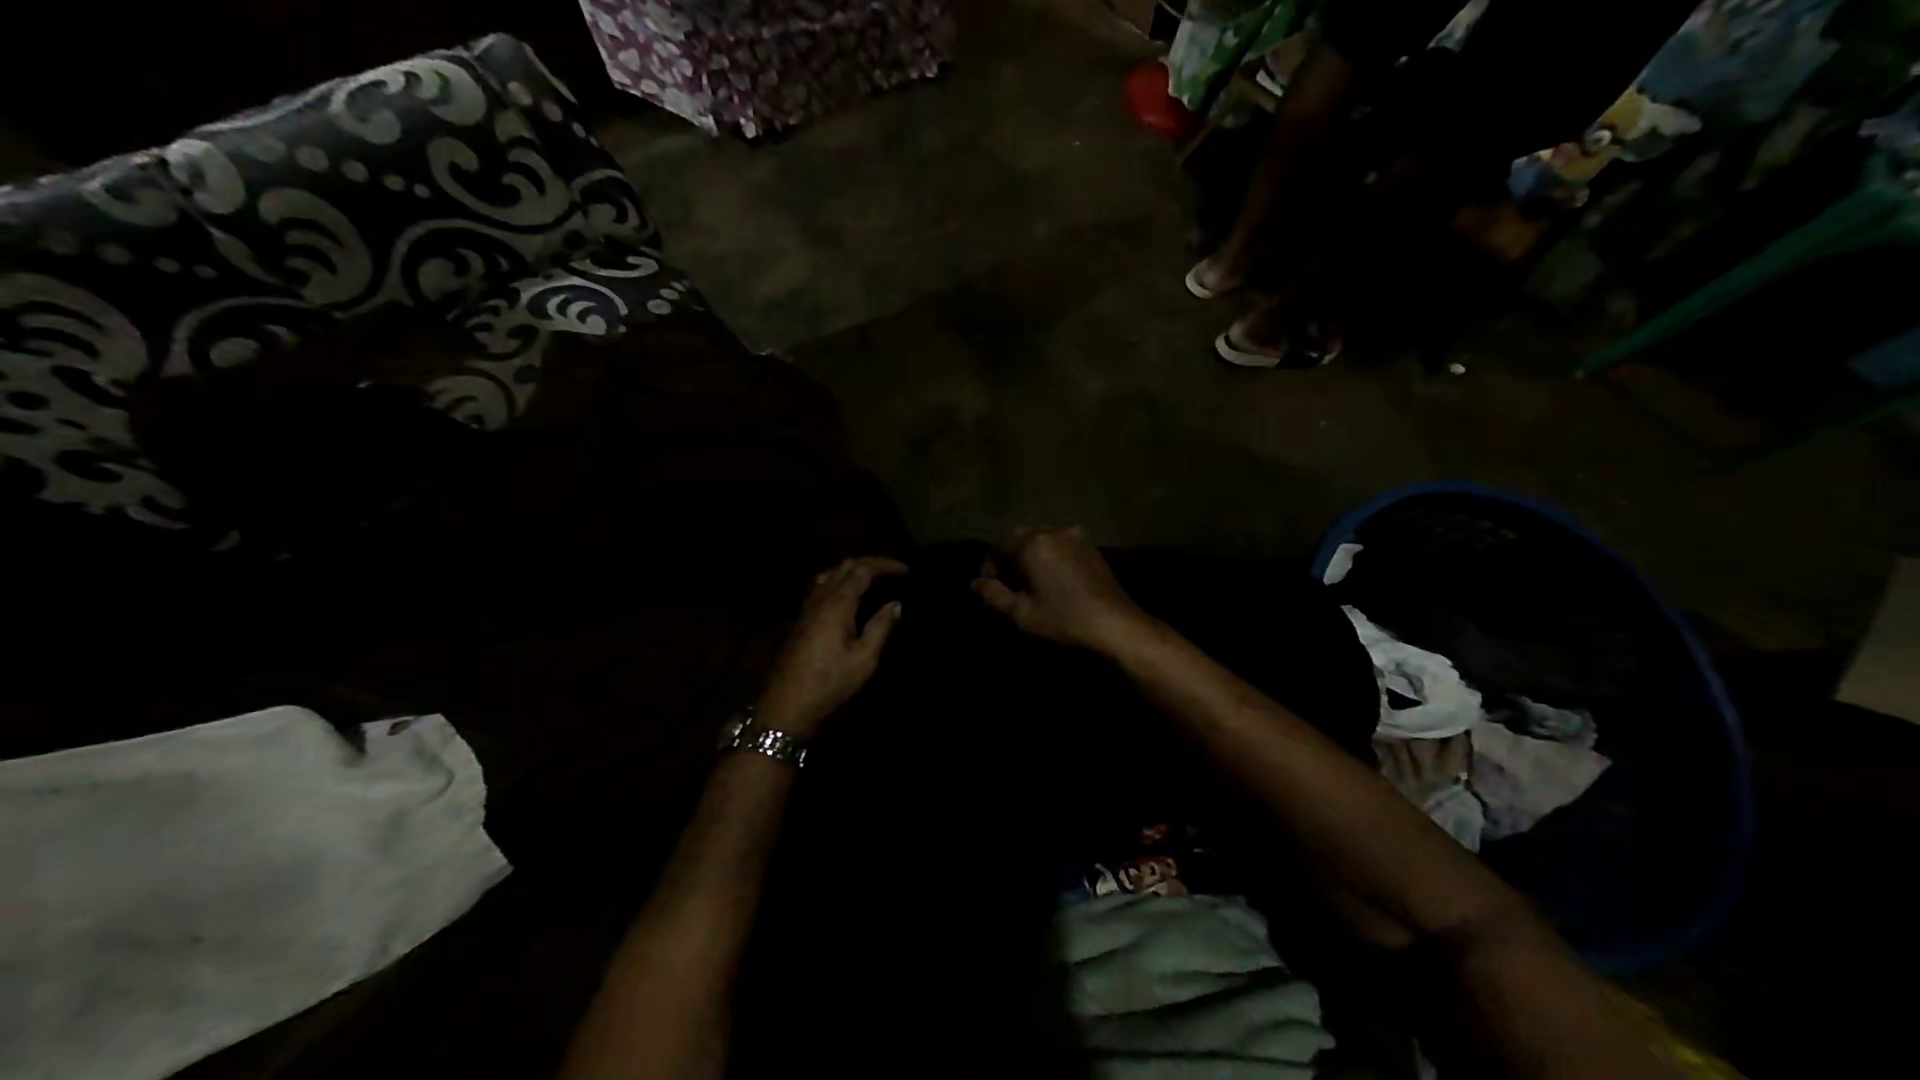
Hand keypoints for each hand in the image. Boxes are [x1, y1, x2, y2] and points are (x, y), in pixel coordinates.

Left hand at [757, 557, 907, 737]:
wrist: (787, 704)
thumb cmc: (830, 683)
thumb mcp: (864, 659)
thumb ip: (881, 627)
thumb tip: (896, 603)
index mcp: (837, 604)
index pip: (862, 571)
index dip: (884, 566)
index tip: (905, 571)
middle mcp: (820, 599)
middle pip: (844, 567)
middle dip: (870, 563)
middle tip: (892, 571)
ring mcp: (807, 608)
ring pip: (830, 574)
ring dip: (852, 570)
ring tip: (872, 578)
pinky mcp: (802, 619)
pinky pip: (821, 587)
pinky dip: (838, 581)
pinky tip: (846, 595)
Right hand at [972, 526, 1153, 653]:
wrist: (1115, 623)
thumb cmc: (1063, 619)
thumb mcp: (1021, 613)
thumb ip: (993, 595)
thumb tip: (974, 583)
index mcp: (1031, 543)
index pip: (997, 547)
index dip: (989, 568)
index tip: (990, 589)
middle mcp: (1051, 531)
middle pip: (1018, 538)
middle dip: (1009, 559)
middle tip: (1009, 586)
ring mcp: (1074, 535)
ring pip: (1040, 539)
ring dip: (1030, 555)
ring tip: (1031, 582)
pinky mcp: (1090, 545)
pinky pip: (1060, 543)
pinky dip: (1050, 555)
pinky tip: (1054, 578)